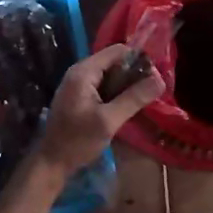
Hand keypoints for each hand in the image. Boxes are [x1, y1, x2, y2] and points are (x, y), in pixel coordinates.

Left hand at [36, 45, 164, 171]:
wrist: (52, 162)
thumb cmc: (78, 140)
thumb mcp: (108, 120)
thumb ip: (133, 98)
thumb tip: (160, 80)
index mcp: (84, 71)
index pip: (117, 51)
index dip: (138, 60)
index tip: (155, 78)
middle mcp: (80, 72)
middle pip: (114, 62)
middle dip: (134, 74)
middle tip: (152, 92)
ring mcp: (79, 85)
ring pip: (110, 76)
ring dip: (127, 85)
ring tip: (144, 100)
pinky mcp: (80, 97)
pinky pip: (104, 87)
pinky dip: (117, 94)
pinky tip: (128, 107)